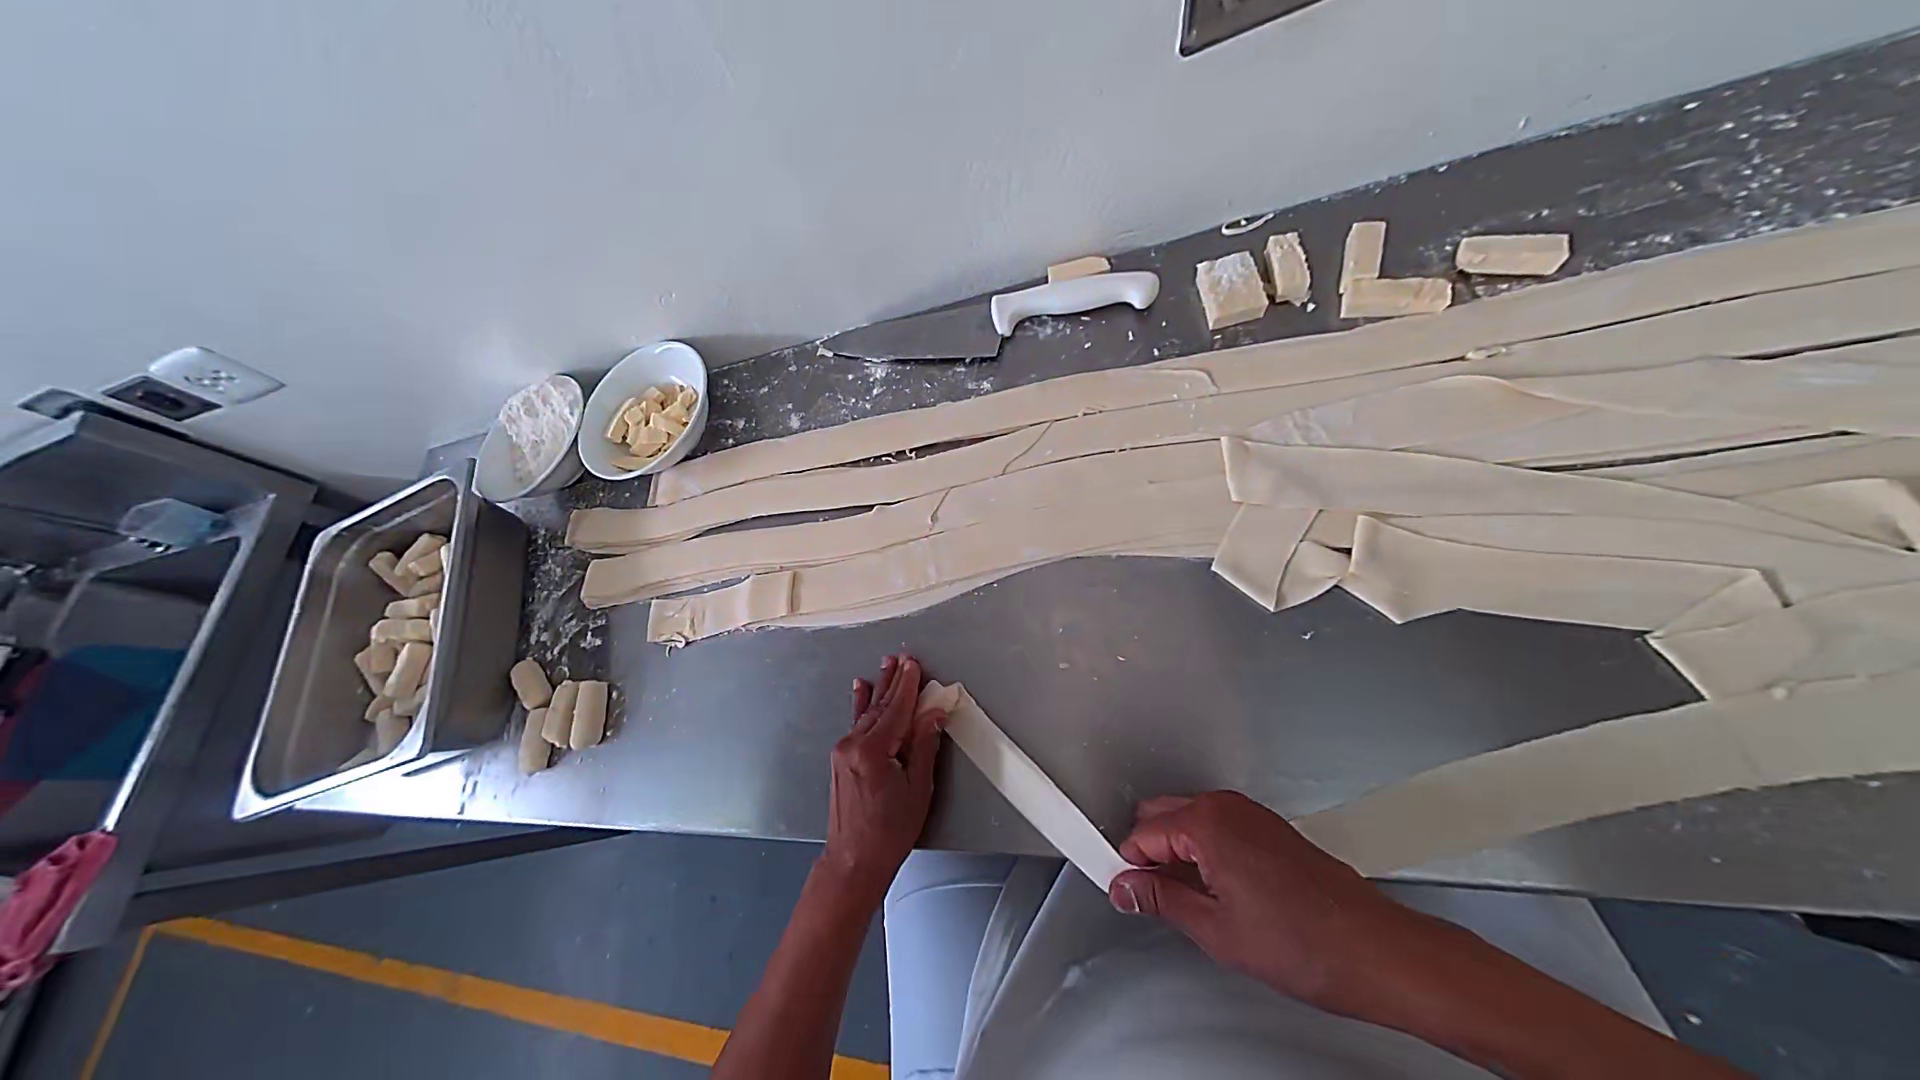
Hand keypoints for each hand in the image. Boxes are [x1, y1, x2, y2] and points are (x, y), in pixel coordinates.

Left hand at [820, 653, 946, 901]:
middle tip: (904, 659)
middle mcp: (853, 745)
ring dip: (880, 689)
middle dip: (894, 681)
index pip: (897, 709)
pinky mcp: (840, 758)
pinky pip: (855, 724)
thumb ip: (924, 746)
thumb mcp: (918, 788)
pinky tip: (861, 690)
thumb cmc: (888, 832)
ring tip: (887, 666)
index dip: (909, 686)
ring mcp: (843, 751)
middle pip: (881, 706)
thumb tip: (932, 715)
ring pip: (867, 713)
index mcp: (873, 751)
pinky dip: (861, 706)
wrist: (854, 860)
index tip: (916, 666)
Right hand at [1108, 791, 1460, 1022]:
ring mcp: (1250, 814)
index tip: (1124, 891)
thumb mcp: (1215, 931)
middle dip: (1148, 854)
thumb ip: (1160, 901)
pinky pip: (1216, 826)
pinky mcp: (1266, 826)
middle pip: (1159, 816)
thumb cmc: (1313, 944)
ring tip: (1191, 904)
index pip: (1140, 834)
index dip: (1126, 867)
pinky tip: (1218, 894)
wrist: (1379, 953)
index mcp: (1207, 824)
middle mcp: (1227, 807)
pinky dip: (1203, 852)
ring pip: (1187, 821)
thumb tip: (1129, 889)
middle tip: (1151, 900)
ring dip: (1176, 854)